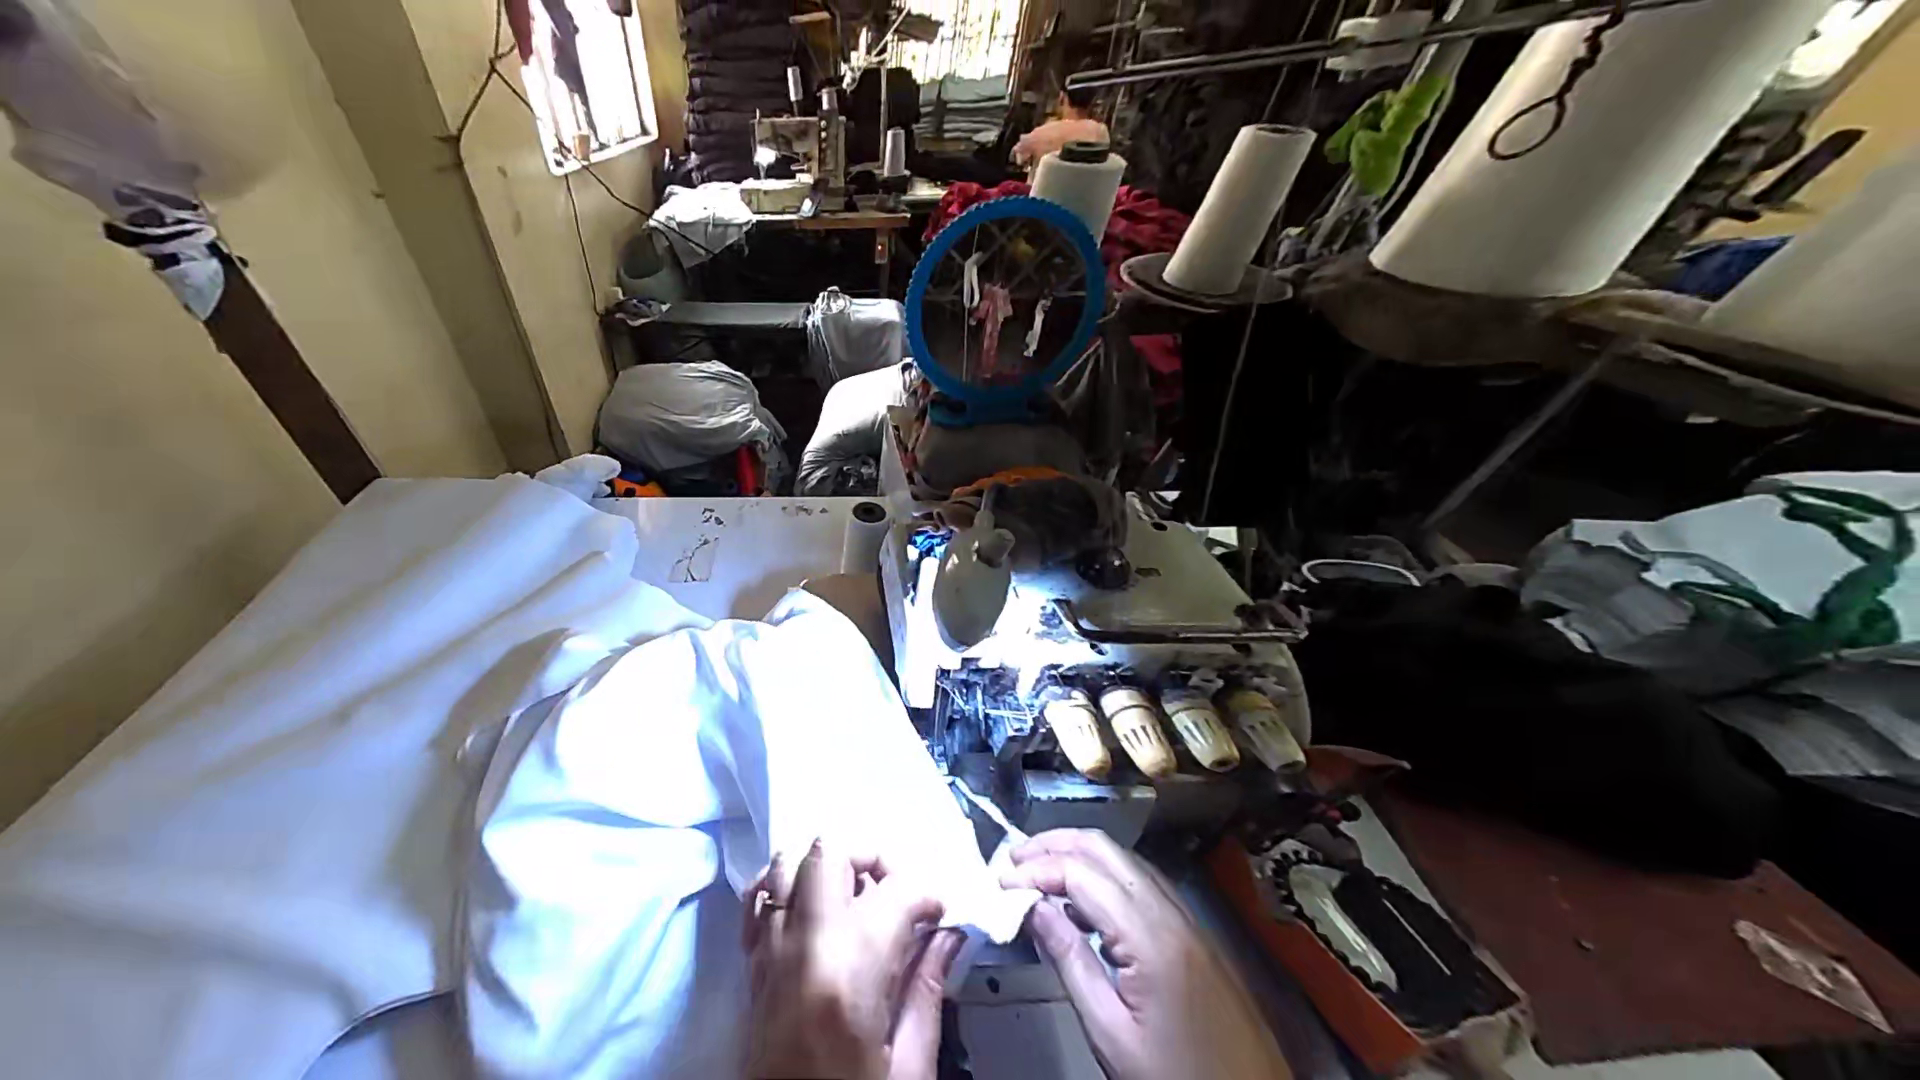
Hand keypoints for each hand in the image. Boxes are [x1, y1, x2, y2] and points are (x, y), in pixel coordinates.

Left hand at [745, 840, 965, 1079]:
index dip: (927, 894)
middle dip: (872, 860)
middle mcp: (803, 946)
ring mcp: (768, 953)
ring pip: (788, 864)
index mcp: (851, 971)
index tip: (937, 916)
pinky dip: (783, 888)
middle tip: (895, 894)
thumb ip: (928, 987)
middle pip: (831, 853)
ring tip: (855, 901)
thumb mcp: (908, 1066)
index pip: (897, 890)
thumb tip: (949, 935)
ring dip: (828, 870)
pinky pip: (756, 899)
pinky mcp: (749, 968)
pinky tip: (810, 911)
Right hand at [1000, 829, 1291, 1079]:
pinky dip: (1103, 875)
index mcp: (1150, 934)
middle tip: (1014, 861)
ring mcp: (1185, 915)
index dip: (1037, 871)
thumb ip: (1070, 961)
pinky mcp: (1191, 929)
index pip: (1081, 873)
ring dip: (1078, 855)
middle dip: (1055, 845)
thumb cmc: (1176, 1078)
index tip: (1001, 883)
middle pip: (1104, 849)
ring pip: (1123, 859)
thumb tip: (1033, 909)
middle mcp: (1169, 909)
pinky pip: (1140, 882)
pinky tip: (1081, 901)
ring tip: (1037, 873)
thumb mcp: (1111, 1032)